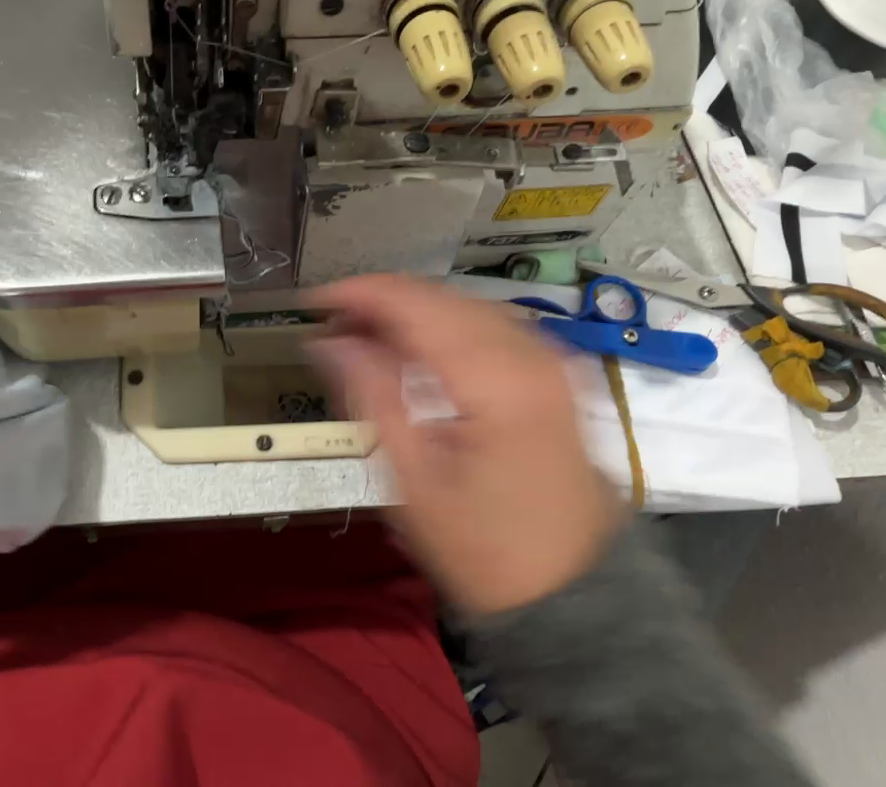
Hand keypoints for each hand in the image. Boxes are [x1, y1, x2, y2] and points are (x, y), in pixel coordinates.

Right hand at [310, 275, 621, 615]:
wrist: (572, 593)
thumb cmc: (482, 548)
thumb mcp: (412, 479)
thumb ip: (371, 395)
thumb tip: (328, 340)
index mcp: (494, 381)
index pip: (415, 304)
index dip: (358, 292)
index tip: (313, 302)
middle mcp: (530, 354)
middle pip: (442, 297)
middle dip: (382, 302)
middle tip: (334, 328)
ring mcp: (551, 361)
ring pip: (466, 306)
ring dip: (414, 312)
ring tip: (367, 339)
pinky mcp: (556, 374)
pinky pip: (492, 326)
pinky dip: (447, 327)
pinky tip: (419, 351)